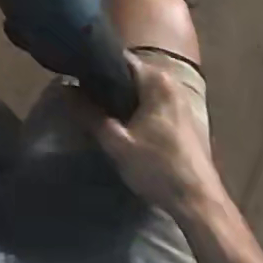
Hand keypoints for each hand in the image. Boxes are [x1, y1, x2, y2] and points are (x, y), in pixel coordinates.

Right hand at [87, 52, 224, 216]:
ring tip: (96, 108)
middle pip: (131, 73)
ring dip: (121, 97)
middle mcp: (170, 82)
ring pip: (141, 89)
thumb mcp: (117, 142)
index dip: (95, 65)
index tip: (75, 73)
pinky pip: (152, 102)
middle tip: (81, 93)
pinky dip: (136, 107)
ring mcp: (180, 100)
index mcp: (156, 80)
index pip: (119, 58)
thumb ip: (89, 114)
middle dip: (107, 82)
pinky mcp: (183, 118)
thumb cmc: (157, 167)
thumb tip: (64, 89)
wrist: (198, 203)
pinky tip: (121, 123)